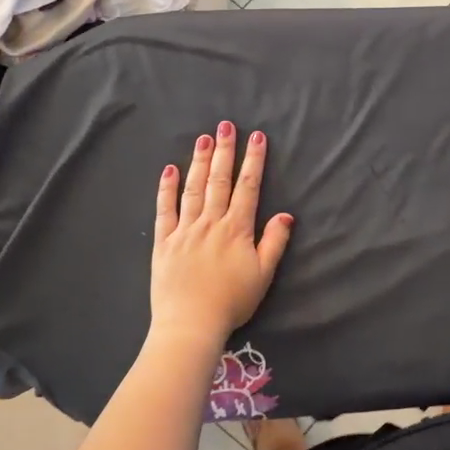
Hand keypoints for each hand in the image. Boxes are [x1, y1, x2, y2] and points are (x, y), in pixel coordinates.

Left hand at [150, 121, 292, 345]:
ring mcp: (185, 230)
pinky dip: (167, 188)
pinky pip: (165, 210)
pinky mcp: (164, 242)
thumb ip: (274, 242)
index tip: (257, 138)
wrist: (190, 324)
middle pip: (219, 180)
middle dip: (224, 151)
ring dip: (199, 161)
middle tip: (226, 125)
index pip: (248, 187)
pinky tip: (170, 170)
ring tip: (204, 138)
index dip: (254, 161)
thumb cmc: (232, 302)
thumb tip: (286, 215)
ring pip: (193, 188)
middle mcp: (211, 223)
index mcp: (237, 229)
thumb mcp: (263, 274)